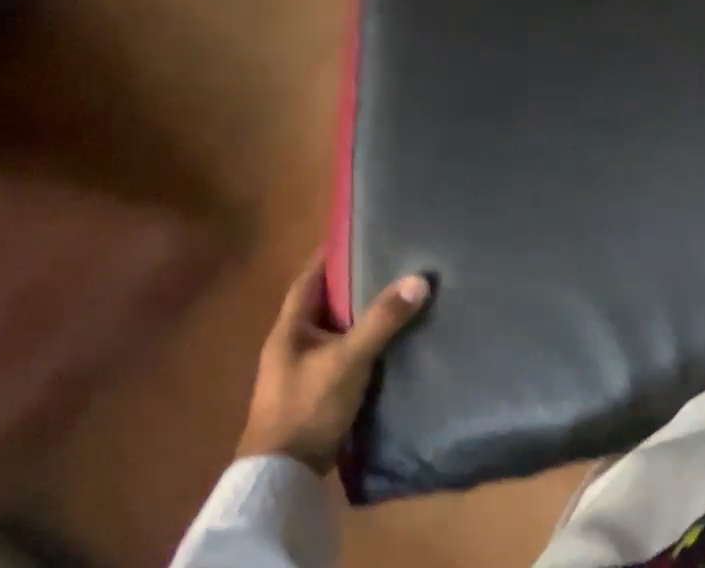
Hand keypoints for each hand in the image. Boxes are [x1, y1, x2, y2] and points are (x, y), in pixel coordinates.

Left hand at [235, 252, 429, 473]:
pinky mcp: (323, 388)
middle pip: (326, 302)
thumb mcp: (348, 358)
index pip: (308, 281)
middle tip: (394, 258)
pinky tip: (398, 335)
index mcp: (289, 330)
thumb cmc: (307, 406)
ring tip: (405, 291)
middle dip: (355, 281)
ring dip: (366, 311)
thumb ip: (383, 319)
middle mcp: (294, 344)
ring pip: (340, 327)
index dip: (329, 256)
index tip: (358, 232)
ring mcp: (307, 368)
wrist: (284, 472)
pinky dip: (371, 337)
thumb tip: (420, 278)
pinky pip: (350, 350)